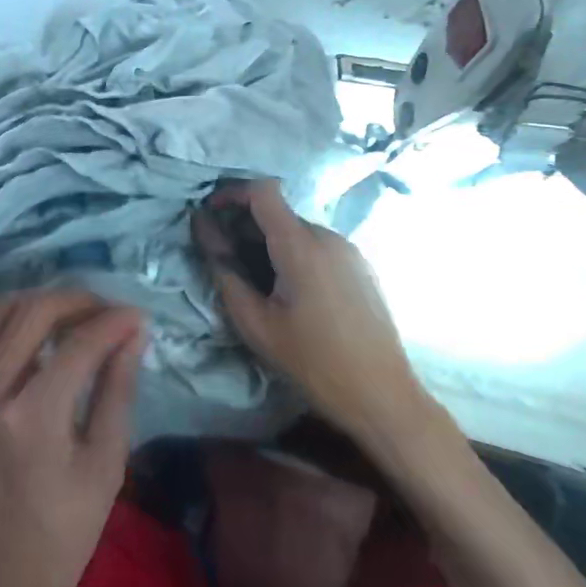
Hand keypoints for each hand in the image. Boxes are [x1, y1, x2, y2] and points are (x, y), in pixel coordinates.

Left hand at [0, 290, 145, 586]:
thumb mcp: (104, 468)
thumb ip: (118, 391)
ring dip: (45, 302)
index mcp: (32, 419)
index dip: (114, 322)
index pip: (78, 344)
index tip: (140, 316)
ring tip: (80, 316)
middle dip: (80, 300)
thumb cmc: (60, 535)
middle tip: (112, 312)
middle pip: (35, 312)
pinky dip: (16, 315)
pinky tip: (44, 329)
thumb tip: (134, 333)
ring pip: (4, 309)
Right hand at [193, 180, 447, 447]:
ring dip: (271, 243)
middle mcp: (328, 236)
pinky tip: (293, 294)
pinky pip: (319, 247)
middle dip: (246, 226)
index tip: (212, 214)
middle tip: (228, 260)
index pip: (263, 190)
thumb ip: (225, 270)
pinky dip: (295, 255)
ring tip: (259, 283)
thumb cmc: (312, 362)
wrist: (382, 396)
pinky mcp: (362, 267)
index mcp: (301, 245)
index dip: (232, 193)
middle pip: (279, 213)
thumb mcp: (255, 322)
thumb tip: (203, 230)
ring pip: (298, 231)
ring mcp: (350, 250)